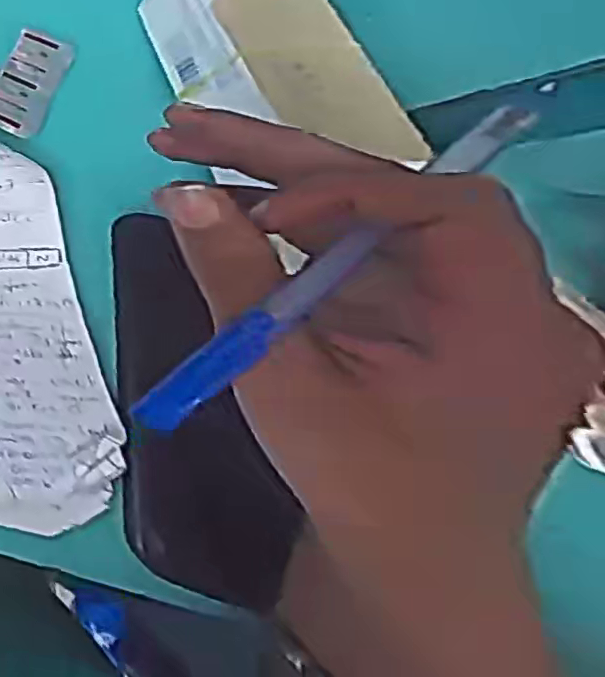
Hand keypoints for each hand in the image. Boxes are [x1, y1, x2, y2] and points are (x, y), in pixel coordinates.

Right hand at [149, 105, 598, 674]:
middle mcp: (488, 293)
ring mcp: (443, 296)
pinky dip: (275, 218)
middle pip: (384, 189)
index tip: (255, 210)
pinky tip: (219, 207)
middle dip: (276, 154)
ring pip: (357, 205)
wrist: (393, 552)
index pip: (445, 209)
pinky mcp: (403, 304)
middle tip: (181, 129)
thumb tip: (183, 193)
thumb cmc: (351, 475)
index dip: (345, 189)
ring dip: (266, 173)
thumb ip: (232, 276)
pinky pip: (340, 241)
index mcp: (502, 321)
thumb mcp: (278, 374)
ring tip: (181, 147)